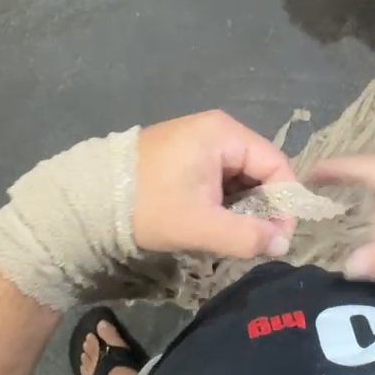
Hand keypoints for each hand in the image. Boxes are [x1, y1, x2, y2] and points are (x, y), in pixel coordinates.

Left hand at [134, 111, 297, 259]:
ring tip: (235, 237)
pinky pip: (220, 177)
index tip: (280, 240)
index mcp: (224, 133)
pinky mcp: (185, 155)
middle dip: (263, 207)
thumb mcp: (201, 225)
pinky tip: (215, 224)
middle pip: (259, 169)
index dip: (285, 203)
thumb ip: (246, 236)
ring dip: (243, 208)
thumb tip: (282, 245)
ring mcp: (199, 140)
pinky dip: (224, 202)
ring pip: (240, 176)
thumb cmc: (149, 206)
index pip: (276, 165)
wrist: (90, 200)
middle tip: (257, 242)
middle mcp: (216, 129)